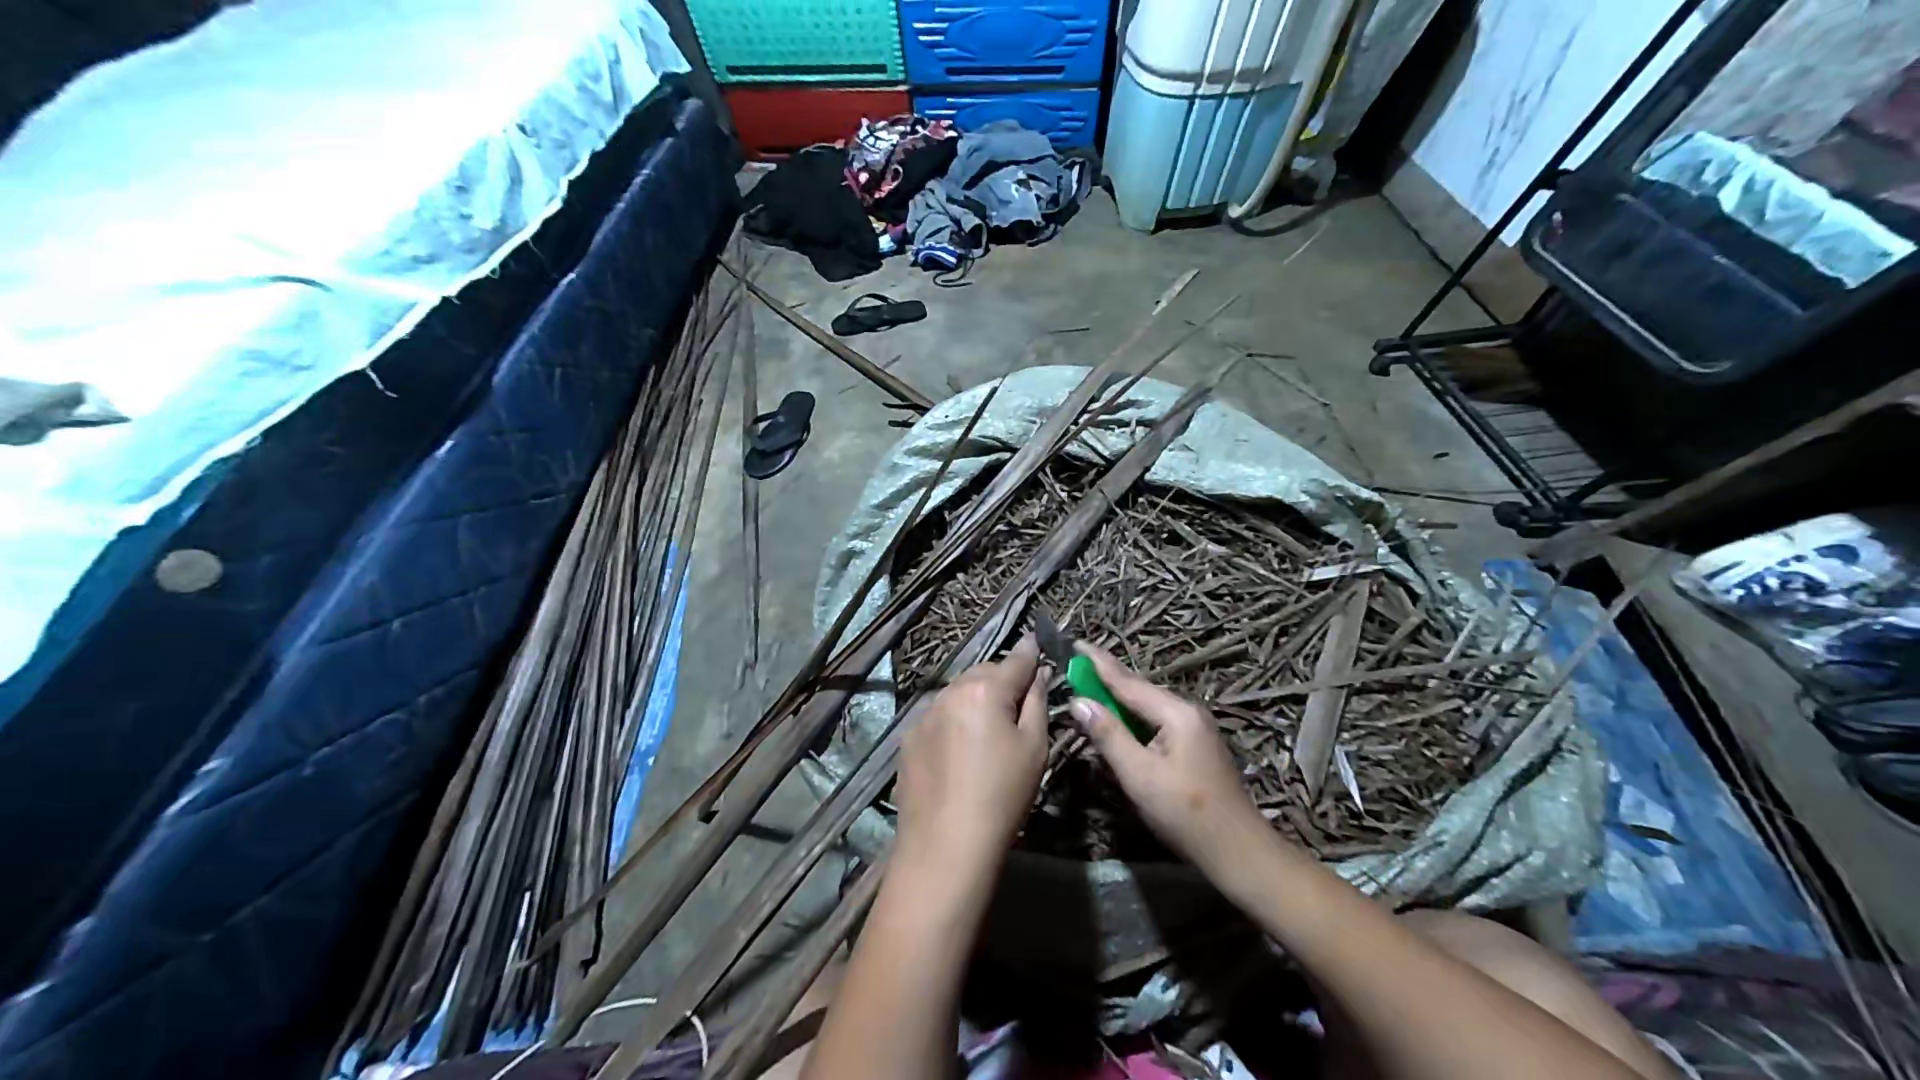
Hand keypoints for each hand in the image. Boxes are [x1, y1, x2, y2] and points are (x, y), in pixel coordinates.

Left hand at [895, 636, 1049, 871]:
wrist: (945, 844)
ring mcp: (925, 713)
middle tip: (1019, 705)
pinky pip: (939, 716)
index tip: (1036, 640)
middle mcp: (950, 691)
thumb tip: (1036, 672)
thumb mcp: (1034, 748)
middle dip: (1002, 680)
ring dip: (976, 699)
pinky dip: (954, 721)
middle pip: (984, 673)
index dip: (1030, 651)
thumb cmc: (1002, 795)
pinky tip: (961, 752)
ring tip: (988, 731)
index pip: (1015, 660)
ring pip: (959, 693)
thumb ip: (1036, 702)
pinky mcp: (909, 737)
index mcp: (985, 690)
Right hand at [1069, 643, 1270, 871]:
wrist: (1238, 850)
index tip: (1076, 642)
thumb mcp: (1139, 775)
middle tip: (1076, 665)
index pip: (1128, 681)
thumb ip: (1108, 735)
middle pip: (1139, 689)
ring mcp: (1195, 727)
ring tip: (1090, 687)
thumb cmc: (1185, 813)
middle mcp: (1188, 711)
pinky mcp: (1195, 744)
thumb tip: (1078, 702)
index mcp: (1176, 713)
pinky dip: (1133, 716)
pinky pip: (1156, 719)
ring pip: (1148, 705)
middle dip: (1107, 677)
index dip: (1098, 662)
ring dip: (1119, 698)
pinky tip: (1119, 720)